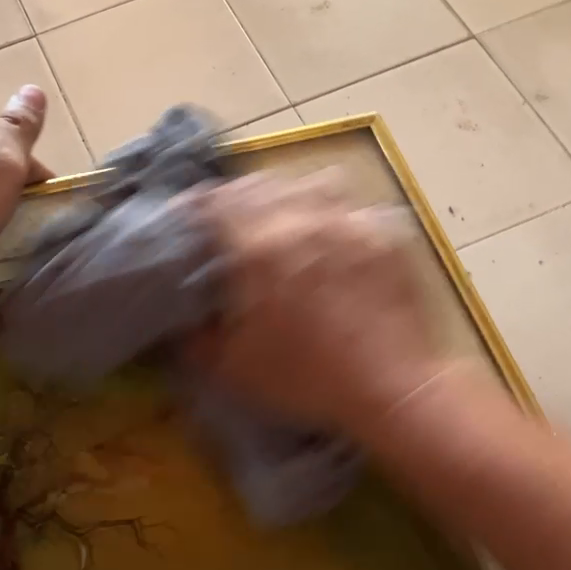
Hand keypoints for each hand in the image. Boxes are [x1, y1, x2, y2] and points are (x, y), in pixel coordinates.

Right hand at [190, 173, 443, 441]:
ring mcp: (350, 222)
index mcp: (257, 248)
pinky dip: (338, 215)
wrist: (392, 387)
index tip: (191, 212)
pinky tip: (338, 238)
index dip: (198, 202)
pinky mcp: (387, 234)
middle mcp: (302, 222)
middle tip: (236, 218)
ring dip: (293, 194)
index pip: (217, 201)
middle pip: (262, 184)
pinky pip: (354, 206)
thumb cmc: (306, 379)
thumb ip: (196, 340)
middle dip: (242, 196)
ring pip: (312, 182)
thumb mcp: (234, 369)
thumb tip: (177, 322)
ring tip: (291, 217)